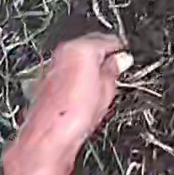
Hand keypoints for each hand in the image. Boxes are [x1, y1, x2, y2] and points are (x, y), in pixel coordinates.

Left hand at [3, 33, 129, 174]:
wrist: (48, 135)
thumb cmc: (74, 115)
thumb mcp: (107, 91)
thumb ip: (114, 69)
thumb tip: (120, 60)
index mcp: (82, 49)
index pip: (108, 40)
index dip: (120, 50)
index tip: (126, 58)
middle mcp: (64, 51)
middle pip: (91, 45)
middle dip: (104, 56)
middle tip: (118, 70)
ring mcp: (54, 63)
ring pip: (78, 56)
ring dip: (90, 65)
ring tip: (101, 85)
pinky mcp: (46, 76)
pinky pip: (68, 68)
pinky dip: (77, 73)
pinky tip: (84, 91)